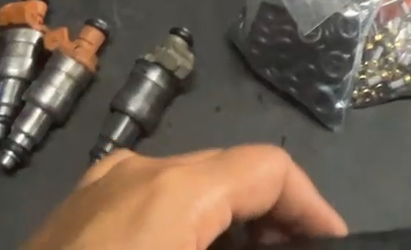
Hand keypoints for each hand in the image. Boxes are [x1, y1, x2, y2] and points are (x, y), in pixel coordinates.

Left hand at [24, 145, 347, 249]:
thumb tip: (278, 245)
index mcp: (174, 190)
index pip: (268, 168)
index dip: (313, 205)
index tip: (336, 244)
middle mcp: (139, 170)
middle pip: (231, 171)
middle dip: (273, 217)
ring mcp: (101, 186)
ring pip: (191, 183)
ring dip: (231, 220)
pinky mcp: (74, 211)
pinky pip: (149, 198)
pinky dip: (186, 222)